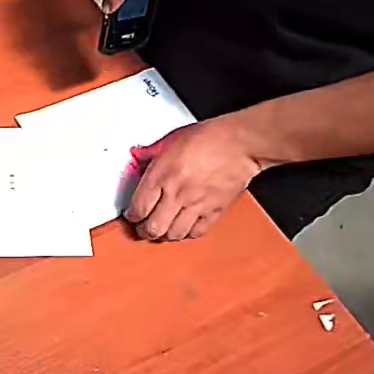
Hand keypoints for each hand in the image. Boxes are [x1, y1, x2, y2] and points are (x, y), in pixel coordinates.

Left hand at [126, 114, 262, 240]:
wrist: (241, 142)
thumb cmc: (210, 137)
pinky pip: (197, 232)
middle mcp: (177, 193)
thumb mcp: (171, 140)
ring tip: (163, 228)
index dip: (131, 216)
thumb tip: (137, 157)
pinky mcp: (214, 210)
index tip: (132, 215)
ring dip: (165, 235)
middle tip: (143, 228)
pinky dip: (188, 233)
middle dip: (144, 231)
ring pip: (173, 234)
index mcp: (162, 175)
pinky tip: (184, 226)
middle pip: (153, 228)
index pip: (138, 208)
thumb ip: (151, 153)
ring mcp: (196, 204)